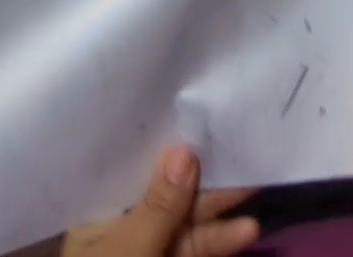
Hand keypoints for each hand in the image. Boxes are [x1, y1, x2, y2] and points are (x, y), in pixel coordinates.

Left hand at [60, 146, 258, 256]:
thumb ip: (157, 208)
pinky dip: (221, 242)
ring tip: (256, 191)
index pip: (132, 166)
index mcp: (96, 216)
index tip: (201, 111)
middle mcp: (122, 227)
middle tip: (246, 149)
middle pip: (168, 190)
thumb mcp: (127, 255)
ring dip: (221, 210)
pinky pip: (198, 249)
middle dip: (206, 175)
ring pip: (189, 220)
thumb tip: (184, 150)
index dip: (166, 141)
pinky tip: (248, 231)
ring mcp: (149, 251)